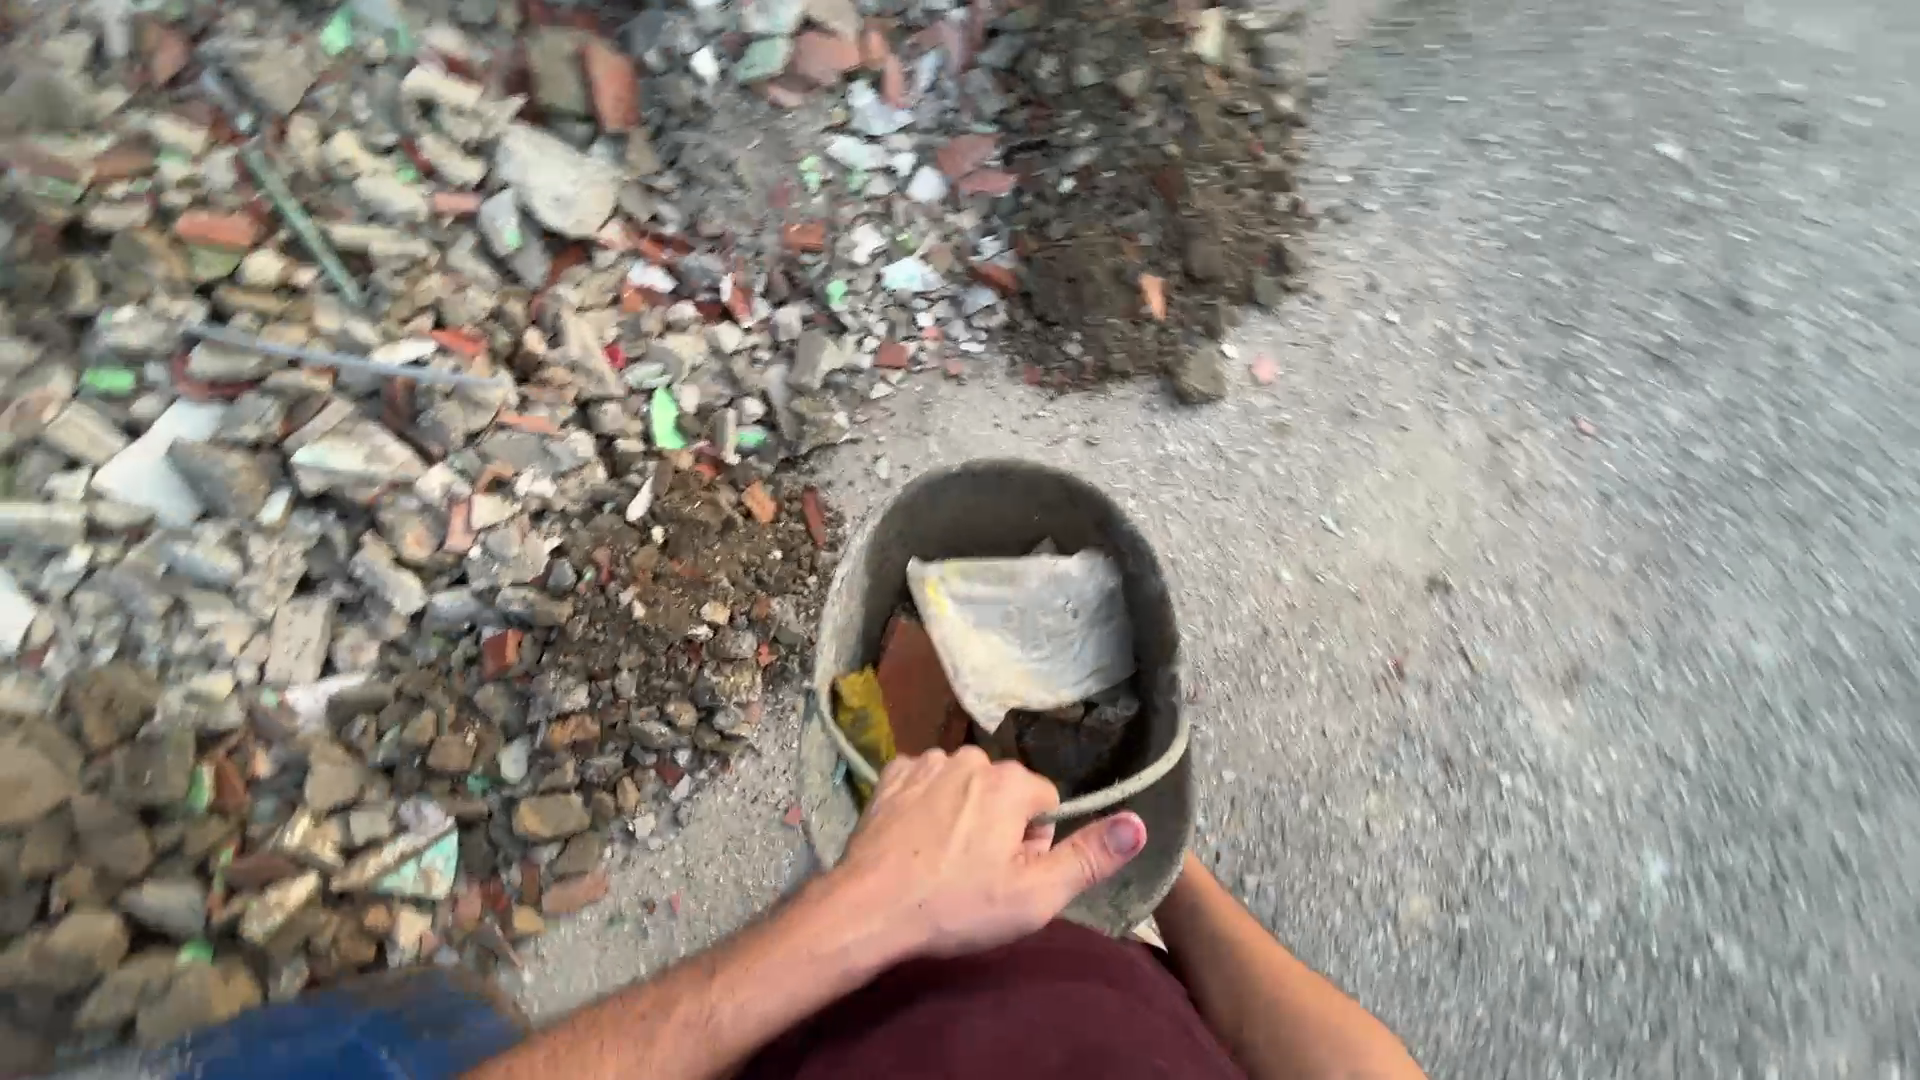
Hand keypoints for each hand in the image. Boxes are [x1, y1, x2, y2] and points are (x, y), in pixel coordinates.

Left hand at [823, 746, 1147, 960]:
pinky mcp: (893, 774)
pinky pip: (926, 782)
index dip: (1034, 844)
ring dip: (962, 814)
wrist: (870, 907)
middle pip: (1005, 791)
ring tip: (941, 861)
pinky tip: (914, 840)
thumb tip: (1139, 823)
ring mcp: (927, 761)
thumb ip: (1091, 855)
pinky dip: (925, 805)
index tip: (1008, 874)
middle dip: (999, 826)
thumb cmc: (958, 905)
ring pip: (965, 786)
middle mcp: (971, 756)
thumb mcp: (1036, 894)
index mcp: (1012, 781)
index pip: (1045, 804)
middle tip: (975, 873)